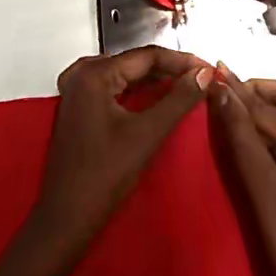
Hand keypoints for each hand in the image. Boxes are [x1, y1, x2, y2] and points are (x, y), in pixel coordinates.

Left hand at [37, 46, 212, 235]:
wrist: (67, 218)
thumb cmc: (104, 176)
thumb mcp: (148, 134)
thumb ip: (179, 99)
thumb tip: (204, 74)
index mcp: (94, 74)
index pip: (147, 56)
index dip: (182, 61)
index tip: (208, 69)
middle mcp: (81, 74)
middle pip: (135, 62)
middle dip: (170, 69)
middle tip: (201, 77)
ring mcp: (77, 90)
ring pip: (126, 74)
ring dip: (156, 79)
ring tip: (186, 85)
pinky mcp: (78, 107)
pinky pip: (115, 87)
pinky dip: (138, 90)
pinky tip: (158, 97)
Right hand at [213, 69, 275, 275]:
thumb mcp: (265, 195)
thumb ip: (243, 140)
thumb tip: (222, 92)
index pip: (273, 107)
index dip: (240, 93)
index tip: (211, 77)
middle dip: (260, 94)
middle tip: (224, 100)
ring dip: (269, 115)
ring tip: (233, 121)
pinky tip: (255, 150)